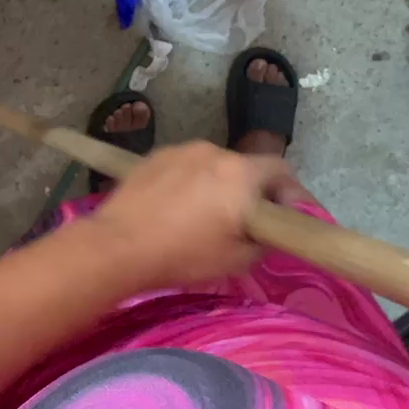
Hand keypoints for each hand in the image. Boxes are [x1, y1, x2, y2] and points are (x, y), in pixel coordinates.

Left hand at [84, 141, 293, 287]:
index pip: (282, 170)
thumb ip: (264, 239)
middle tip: (242, 221)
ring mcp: (180, 150)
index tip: (288, 216)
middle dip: (249, 192)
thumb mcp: (237, 259)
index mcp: (241, 173)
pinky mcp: (152, 156)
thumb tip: (266, 230)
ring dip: (216, 186)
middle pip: (244, 168)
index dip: (290, 192)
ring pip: (211, 167)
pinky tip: (174, 208)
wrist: (118, 245)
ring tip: (202, 216)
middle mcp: (213, 152)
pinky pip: (182, 168)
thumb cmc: (183, 254)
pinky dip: (187, 183)